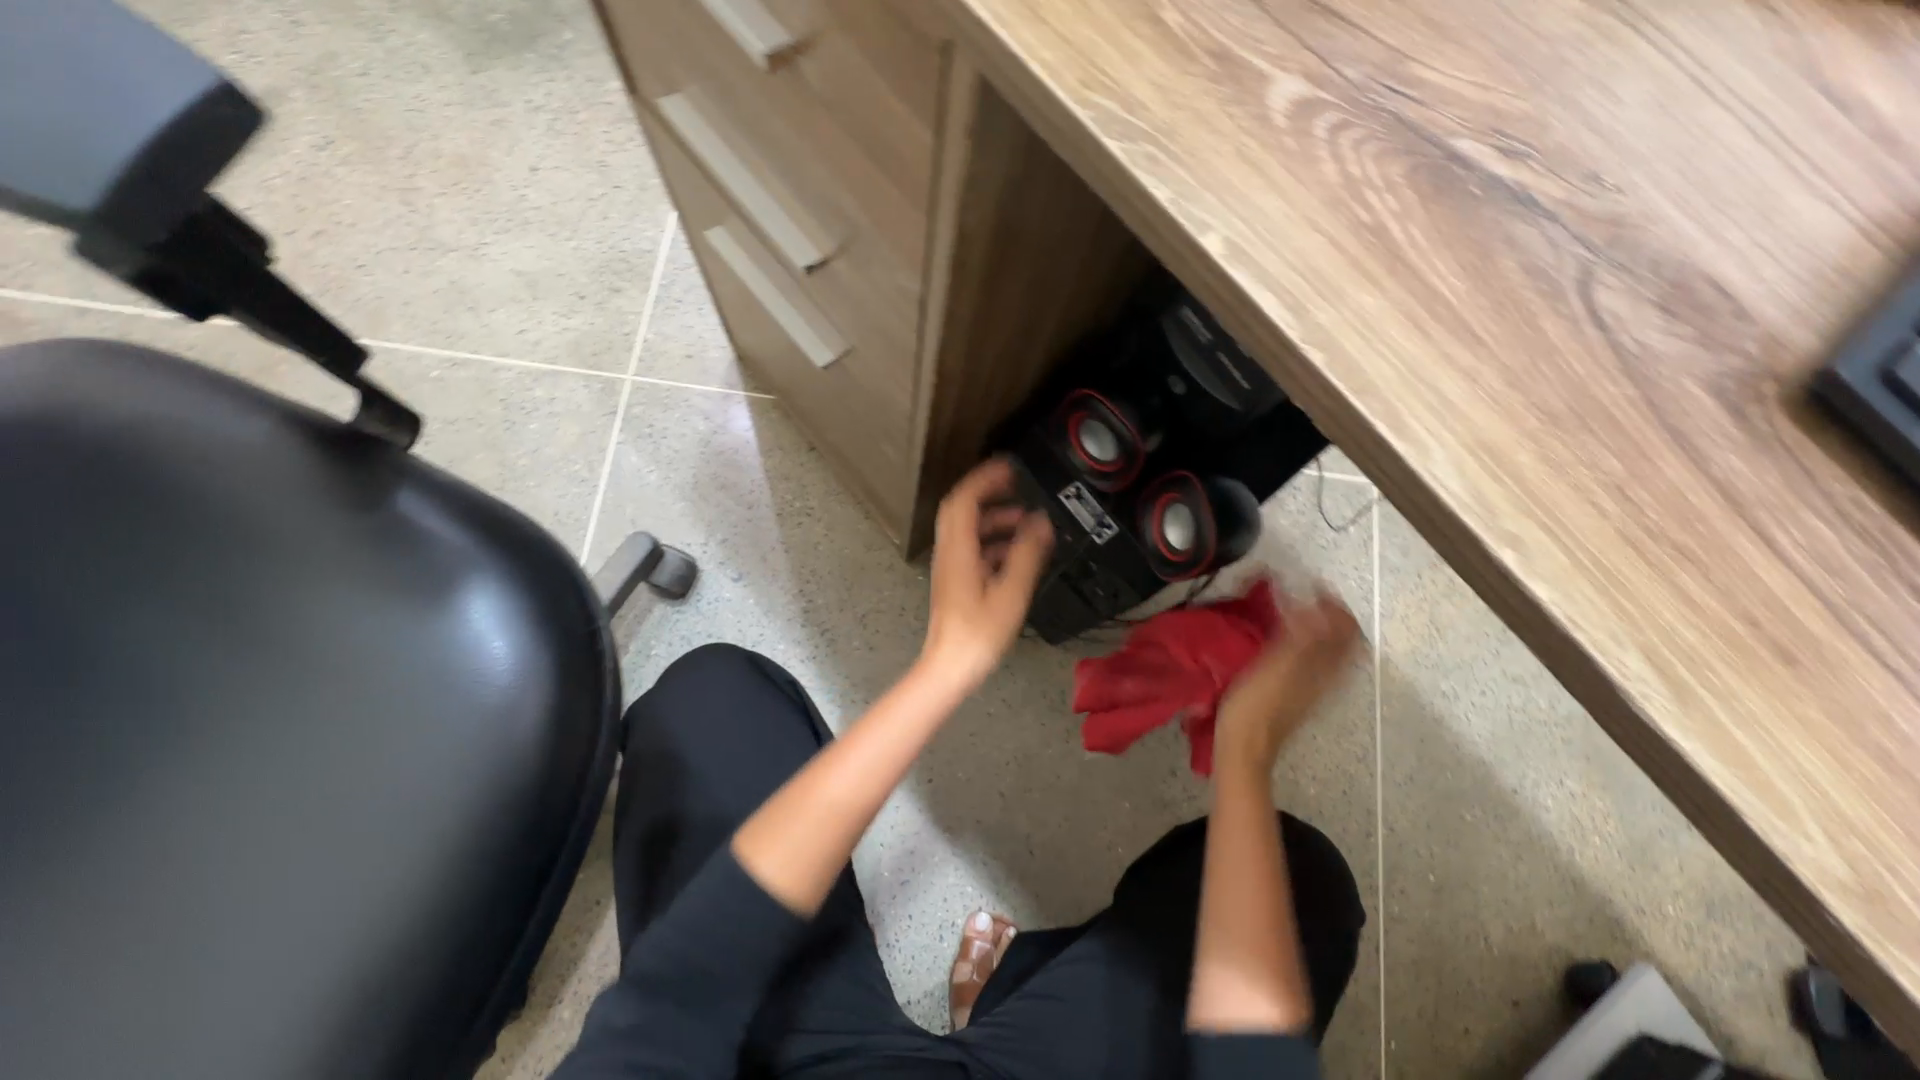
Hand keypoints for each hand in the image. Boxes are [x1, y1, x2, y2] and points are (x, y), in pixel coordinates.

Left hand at [920, 458, 1053, 689]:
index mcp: (958, 549)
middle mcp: (949, 552)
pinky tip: (1017, 555)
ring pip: (968, 531)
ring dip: (994, 520)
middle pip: (962, 510)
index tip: (1009, 468)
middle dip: (989, 494)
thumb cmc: (979, 633)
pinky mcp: (956, 582)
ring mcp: (951, 568)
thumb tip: (1041, 522)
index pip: (964, 499)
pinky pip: (972, 550)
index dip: (985, 478)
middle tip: (1017, 487)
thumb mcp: (1010, 592)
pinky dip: (994, 543)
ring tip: (1027, 523)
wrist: (950, 666)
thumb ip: (1026, 554)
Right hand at [1214, 589, 1361, 778]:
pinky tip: (1285, 640)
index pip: (1346, 630)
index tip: (1314, 585)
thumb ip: (1299, 636)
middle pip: (1341, 640)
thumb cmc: (1256, 706)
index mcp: (1325, 669)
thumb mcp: (1277, 666)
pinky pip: (1312, 659)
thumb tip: (1316, 605)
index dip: (1335, 605)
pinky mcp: (1296, 693)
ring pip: (1328, 650)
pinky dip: (1305, 642)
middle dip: (1329, 615)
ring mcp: (1312, 687)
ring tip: (1297, 611)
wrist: (1245, 748)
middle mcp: (1326, 677)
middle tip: (1308, 595)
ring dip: (1318, 627)